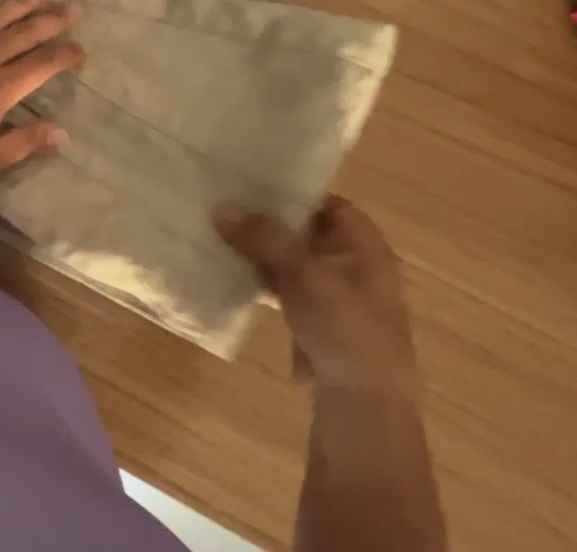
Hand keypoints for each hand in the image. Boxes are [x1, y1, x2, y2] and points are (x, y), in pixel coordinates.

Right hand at [216, 197, 418, 397]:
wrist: (359, 397)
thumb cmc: (345, 327)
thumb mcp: (304, 274)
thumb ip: (263, 237)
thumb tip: (220, 207)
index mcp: (365, 249)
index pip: (330, 204)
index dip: (293, 191)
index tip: (250, 179)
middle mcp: (350, 264)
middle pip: (304, 229)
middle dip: (265, 217)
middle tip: (220, 199)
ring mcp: (330, 291)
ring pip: (287, 257)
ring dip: (255, 247)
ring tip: (212, 227)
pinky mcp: (309, 314)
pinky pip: (278, 283)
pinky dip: (254, 275)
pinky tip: (222, 266)